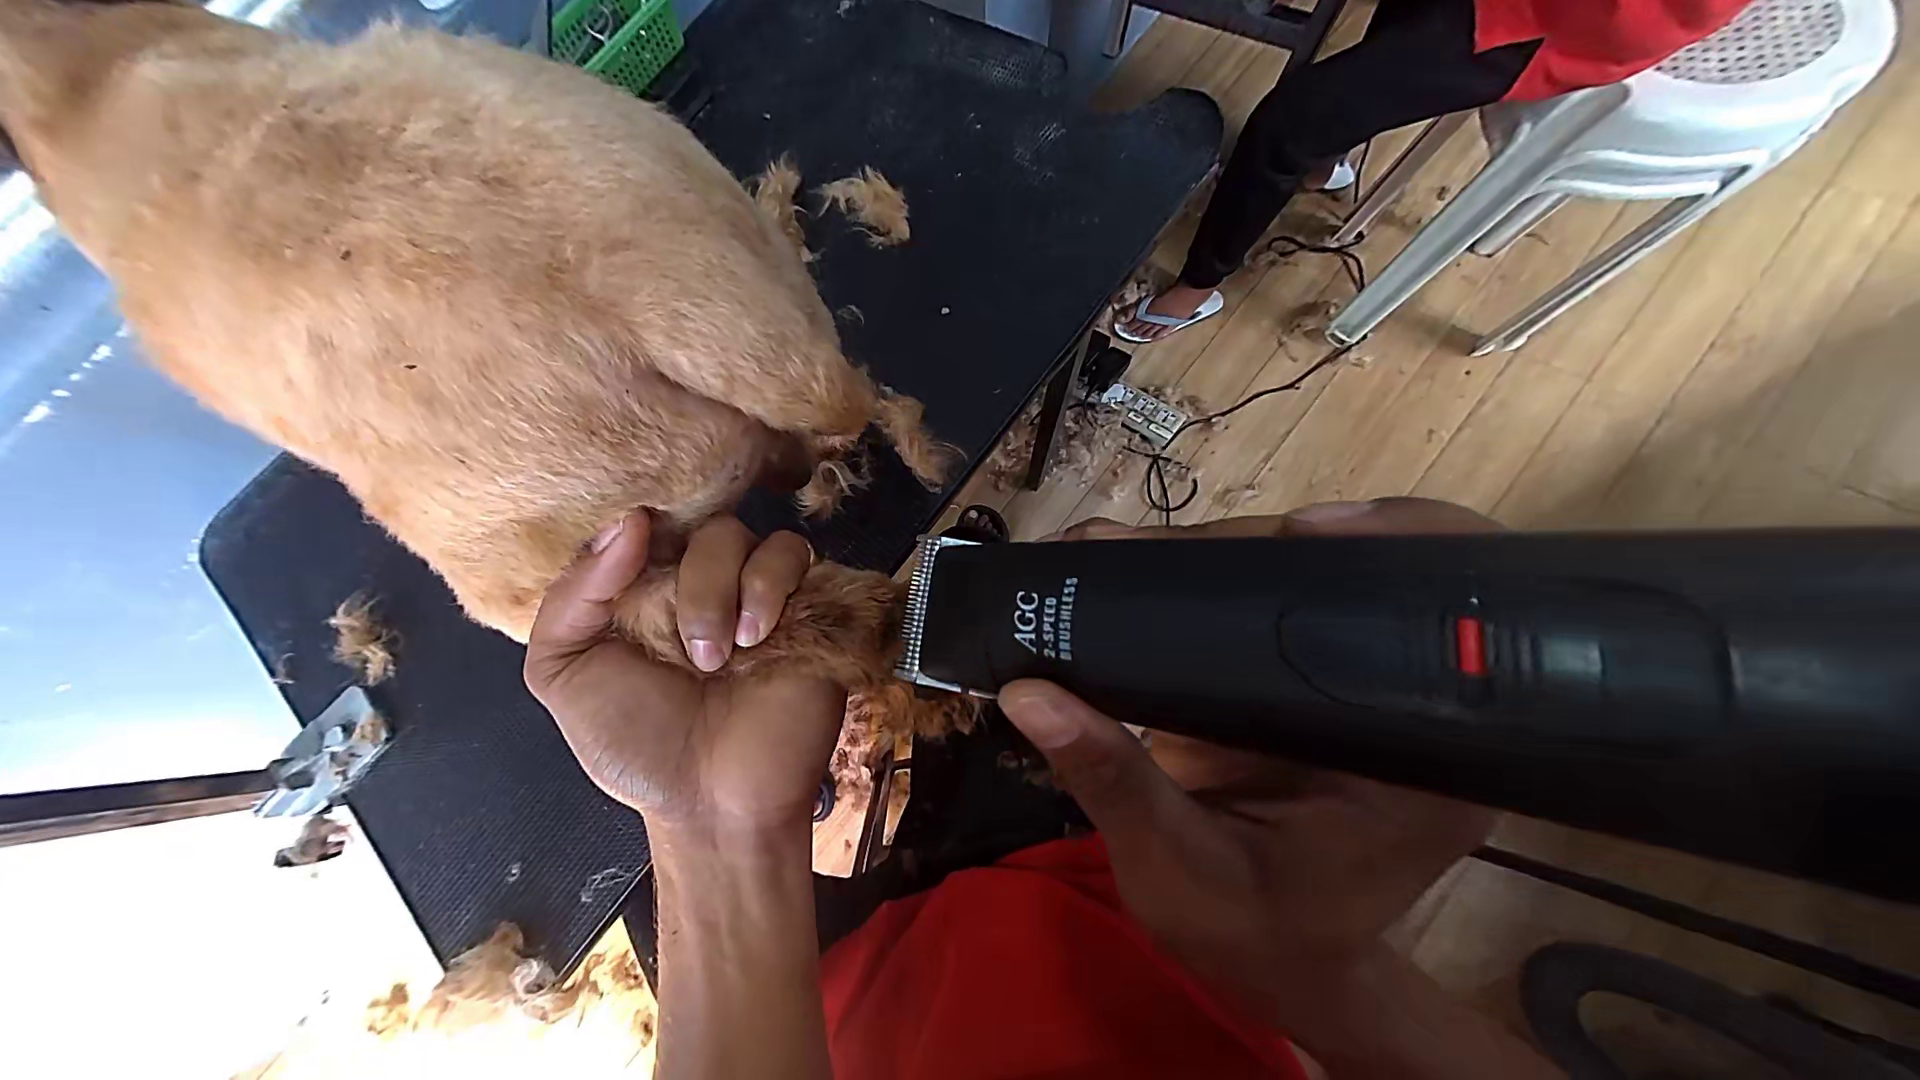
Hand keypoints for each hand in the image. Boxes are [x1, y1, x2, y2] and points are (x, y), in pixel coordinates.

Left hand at [524, 511, 845, 834]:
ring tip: (730, 651)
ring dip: (736, 586)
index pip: (650, 522)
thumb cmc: (638, 743)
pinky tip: (760, 637)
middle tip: (696, 653)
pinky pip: (797, 555)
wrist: (716, 801)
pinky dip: (774, 583)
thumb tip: (628, 521)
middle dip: (698, 584)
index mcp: (647, 588)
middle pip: (707, 528)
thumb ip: (573, 598)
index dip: (645, 526)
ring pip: (754, 536)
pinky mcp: (807, 605)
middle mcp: (705, 582)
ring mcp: (759, 593)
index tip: (639, 547)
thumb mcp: (565, 673)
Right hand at [1004, 499, 1501, 1015]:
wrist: (1262, 955)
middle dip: (1250, 542)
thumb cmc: (1247, 935)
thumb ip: (1114, 783)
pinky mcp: (1277, 675)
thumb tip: (1028, 692)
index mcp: (1418, 758)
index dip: (1395, 546)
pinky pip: (1241, 604)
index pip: (1437, 623)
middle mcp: (1390, 704)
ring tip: (1110, 548)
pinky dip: (1184, 579)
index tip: (1301, 531)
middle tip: (1136, 545)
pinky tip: (1123, 570)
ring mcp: (1331, 685)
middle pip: (1347, 577)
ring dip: (1204, 550)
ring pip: (1285, 578)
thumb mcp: (1178, 871)